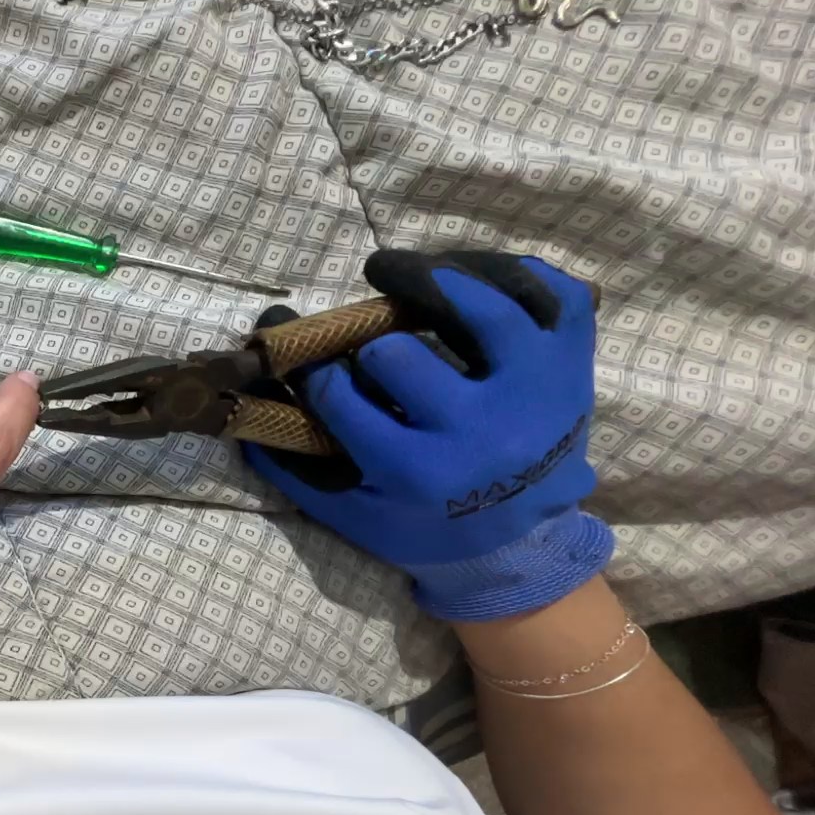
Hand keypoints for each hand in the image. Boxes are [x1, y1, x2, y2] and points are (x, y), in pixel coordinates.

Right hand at [244, 250, 613, 620]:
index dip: (304, 364)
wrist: (517, 545)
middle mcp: (476, 429)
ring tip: (391, 270)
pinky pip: (556, 293)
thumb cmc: (415, 526)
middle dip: (363, 343)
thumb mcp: (343, 511)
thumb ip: (288, 466)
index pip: (337, 394)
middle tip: (355, 342)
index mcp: (412, 468)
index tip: (291, 348)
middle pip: (395, 352)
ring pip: (480, 307)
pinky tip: (467, 271)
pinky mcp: (572, 369)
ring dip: (425, 280)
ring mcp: (535, 393)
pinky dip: (510, 271)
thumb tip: (242, 411)